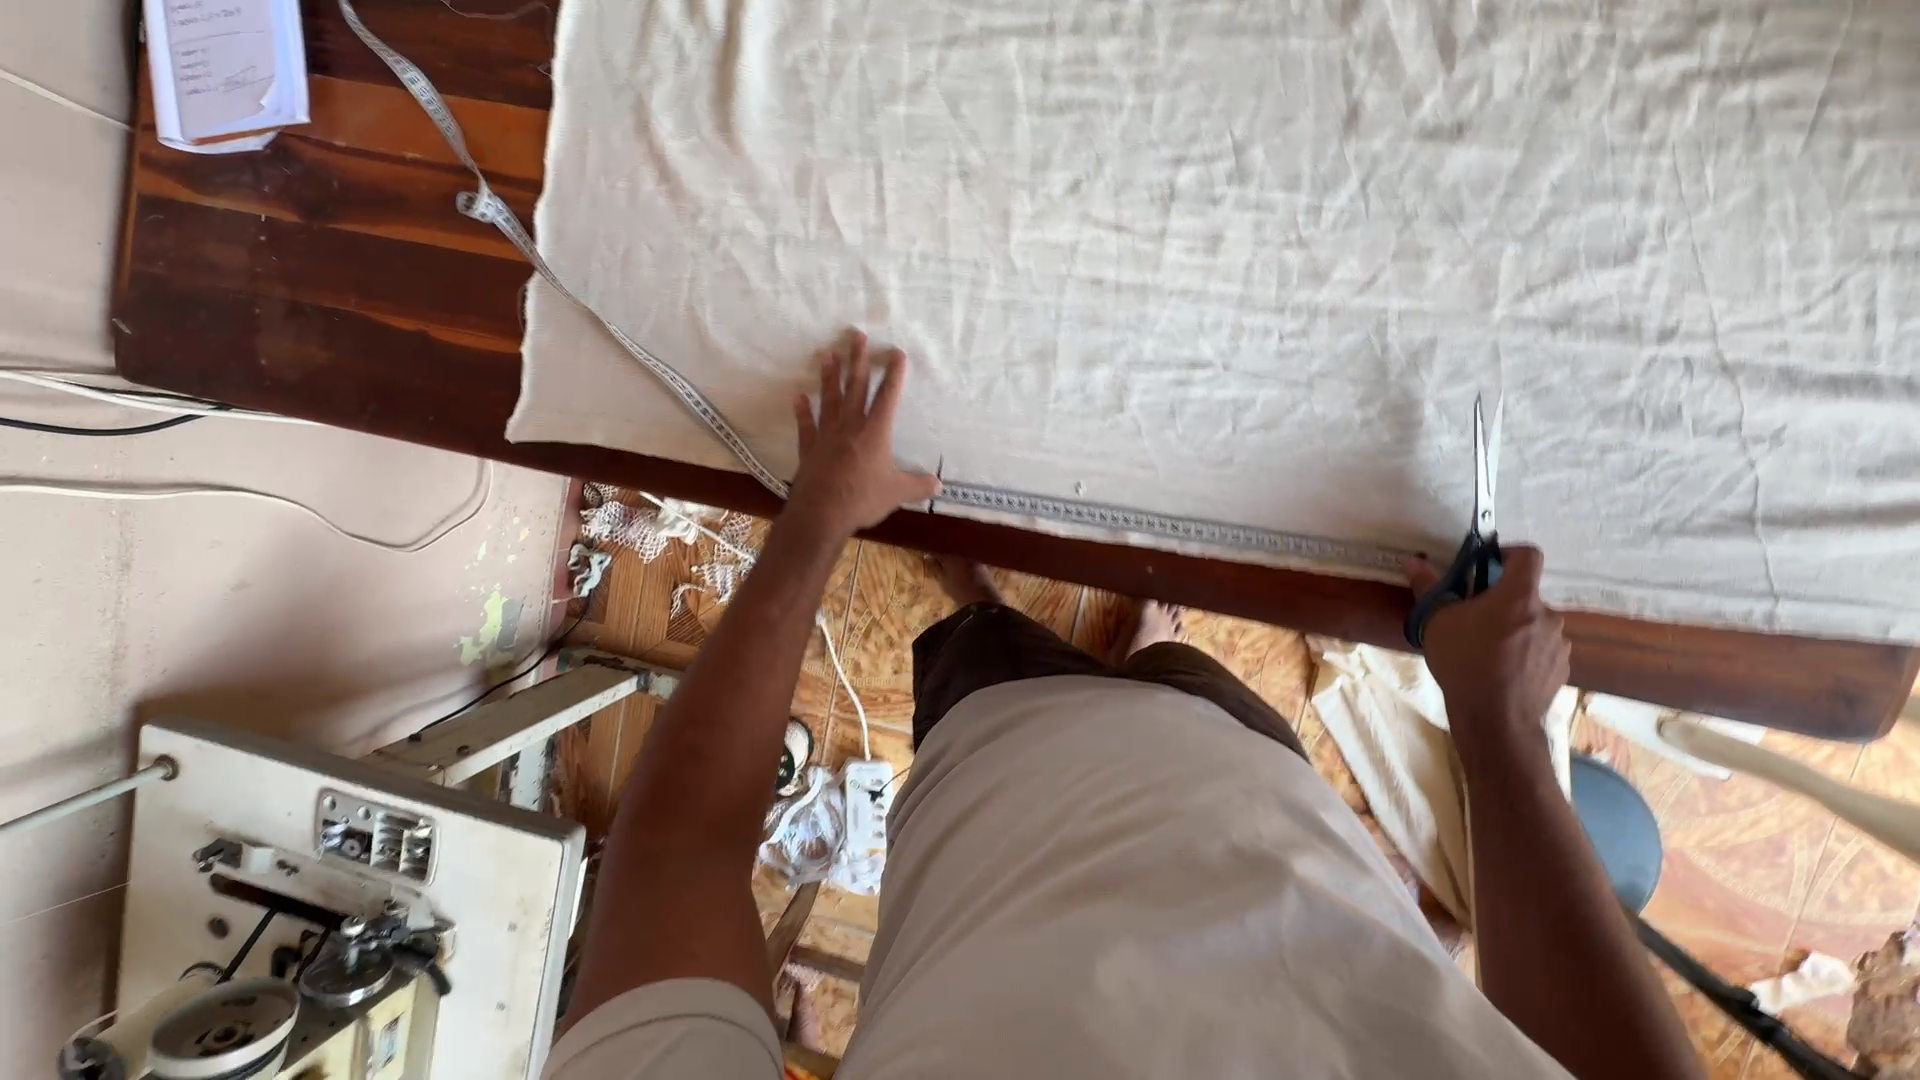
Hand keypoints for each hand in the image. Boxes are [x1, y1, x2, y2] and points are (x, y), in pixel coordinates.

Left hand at [787, 331, 940, 536]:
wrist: (821, 513)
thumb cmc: (863, 498)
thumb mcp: (897, 493)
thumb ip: (918, 486)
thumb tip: (938, 485)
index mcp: (875, 432)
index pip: (887, 397)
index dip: (894, 374)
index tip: (897, 353)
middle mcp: (850, 426)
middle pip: (856, 387)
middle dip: (858, 360)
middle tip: (856, 336)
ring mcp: (826, 435)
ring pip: (830, 399)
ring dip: (829, 376)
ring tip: (828, 354)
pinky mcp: (809, 448)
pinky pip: (806, 425)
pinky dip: (802, 411)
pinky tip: (798, 396)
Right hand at [1406, 545, 1569, 763]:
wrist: (1495, 717)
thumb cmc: (1463, 661)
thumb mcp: (1437, 622)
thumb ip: (1429, 588)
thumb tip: (1413, 561)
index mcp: (1518, 597)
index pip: (1528, 556)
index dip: (1508, 553)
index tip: (1486, 566)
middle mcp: (1547, 614)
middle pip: (1525, 594)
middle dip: (1500, 600)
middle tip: (1471, 617)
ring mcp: (1558, 643)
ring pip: (1532, 623)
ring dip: (1512, 628)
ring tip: (1485, 649)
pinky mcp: (1560, 668)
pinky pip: (1540, 649)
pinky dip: (1522, 652)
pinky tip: (1500, 670)